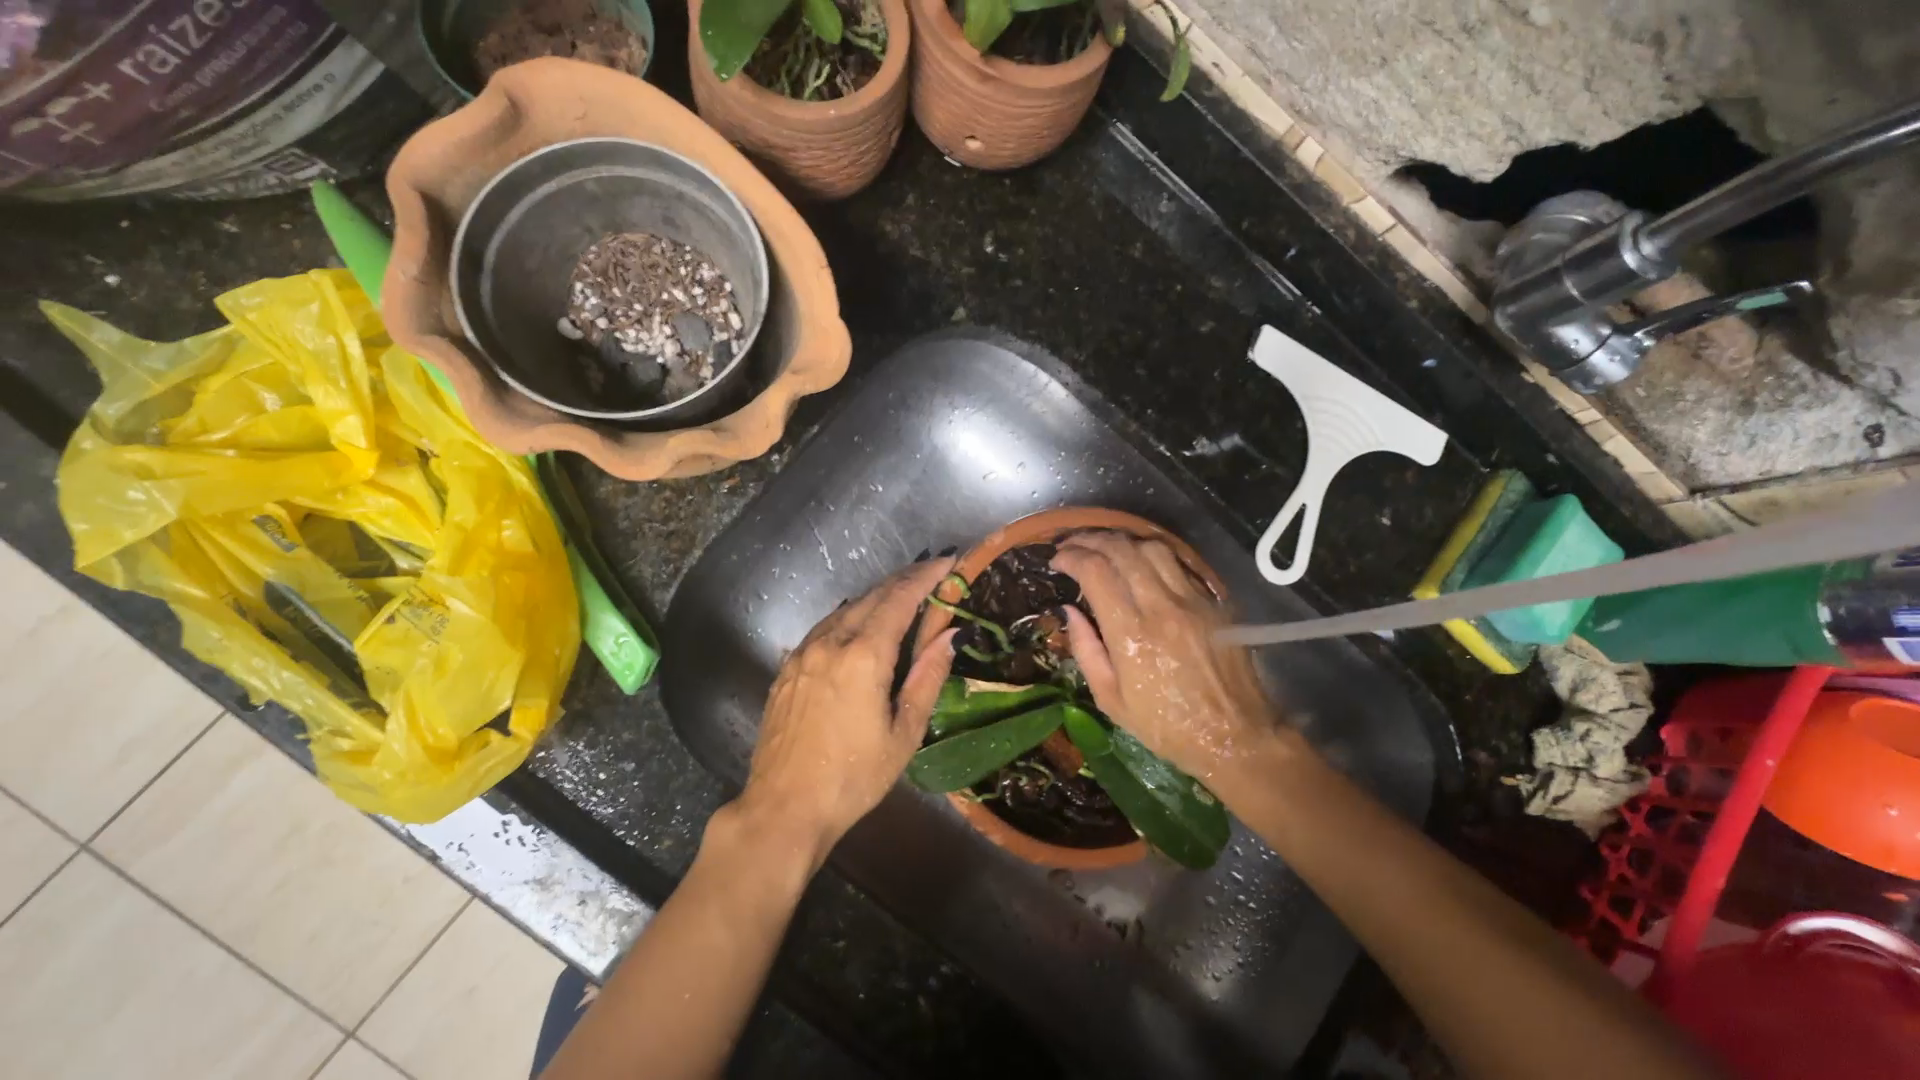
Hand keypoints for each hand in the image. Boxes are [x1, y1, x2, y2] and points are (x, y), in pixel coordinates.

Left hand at [738, 557, 957, 865]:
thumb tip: (950, 636)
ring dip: (876, 597)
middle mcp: (830, 643)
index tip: (949, 562)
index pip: (899, 598)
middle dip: (904, 581)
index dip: (926, 576)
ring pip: (845, 609)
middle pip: (871, 596)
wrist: (784, 806)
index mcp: (863, 656)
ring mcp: (802, 653)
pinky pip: (823, 628)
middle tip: (932, 575)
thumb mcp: (904, 734)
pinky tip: (860, 626)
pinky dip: (849, 617)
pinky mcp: (787, 670)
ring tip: (902, 597)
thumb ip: (927, 679)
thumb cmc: (853, 777)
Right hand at [1051, 532, 1292, 787]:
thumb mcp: (1111, 700)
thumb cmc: (1165, 726)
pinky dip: (1153, 556)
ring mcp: (1192, 601)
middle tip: (1074, 545)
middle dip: (1092, 540)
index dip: (1072, 556)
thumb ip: (1086, 649)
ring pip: (1153, 548)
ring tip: (1106, 549)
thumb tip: (1070, 610)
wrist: (1234, 736)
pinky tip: (1141, 564)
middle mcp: (1162, 607)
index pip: (1096, 570)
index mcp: (1131, 633)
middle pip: (1122, 549)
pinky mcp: (1214, 603)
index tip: (1058, 560)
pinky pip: (1179, 565)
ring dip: (1123, 542)